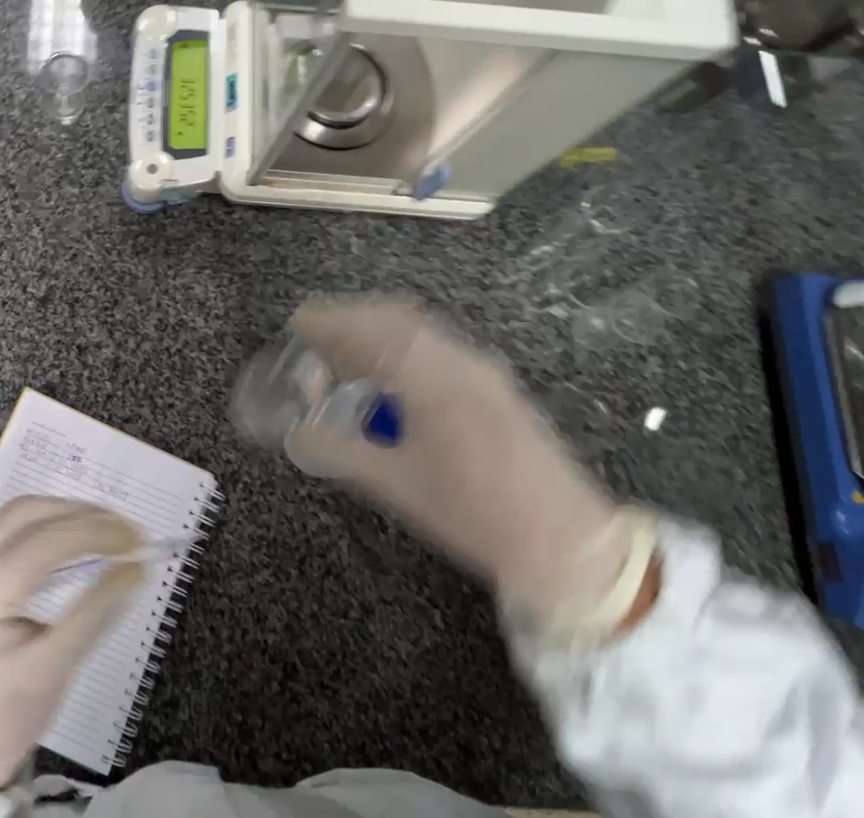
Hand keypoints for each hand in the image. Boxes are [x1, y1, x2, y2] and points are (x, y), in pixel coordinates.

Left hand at [0, 496, 145, 789]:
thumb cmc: (4, 717)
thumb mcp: (54, 669)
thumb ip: (94, 613)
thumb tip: (136, 568)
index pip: (40, 545)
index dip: (92, 534)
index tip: (136, 540)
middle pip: (24, 514)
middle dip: (81, 514)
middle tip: (127, 531)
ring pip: (15, 515)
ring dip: (64, 513)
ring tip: (108, 531)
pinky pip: (7, 530)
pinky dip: (46, 526)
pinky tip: (76, 540)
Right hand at [286, 298, 656, 638]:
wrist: (566, 543)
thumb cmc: (473, 512)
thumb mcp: (395, 485)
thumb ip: (338, 453)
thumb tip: (297, 435)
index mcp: (432, 378)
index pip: (370, 331)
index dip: (328, 322)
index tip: (297, 322)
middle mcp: (460, 361)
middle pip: (397, 320)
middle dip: (351, 322)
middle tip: (315, 339)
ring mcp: (484, 372)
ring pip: (420, 332)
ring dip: (378, 335)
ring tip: (345, 361)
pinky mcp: (497, 389)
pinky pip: (438, 349)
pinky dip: (403, 350)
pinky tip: (389, 381)